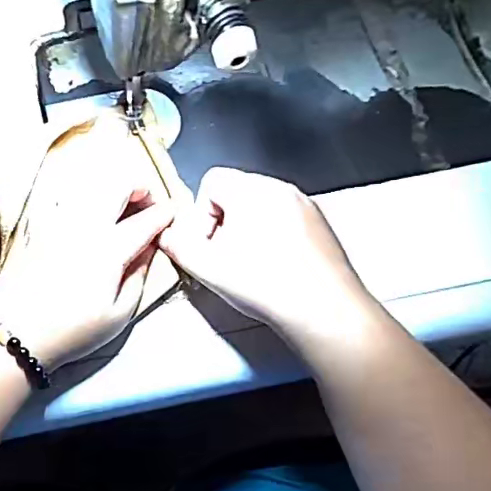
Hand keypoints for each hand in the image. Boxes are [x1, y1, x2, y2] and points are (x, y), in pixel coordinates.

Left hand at [0, 115, 175, 367]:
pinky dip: (84, 192)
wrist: (13, 331)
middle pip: (118, 182)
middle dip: (140, 187)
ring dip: (112, 186)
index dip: (164, 213)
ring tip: (119, 206)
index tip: (171, 215)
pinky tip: (87, 212)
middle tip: (147, 205)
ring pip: (91, 180)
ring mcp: (55, 218)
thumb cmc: (69, 332)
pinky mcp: (35, 221)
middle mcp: (82, 224)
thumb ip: (139, 274)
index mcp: (108, 249)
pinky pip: (65, 191)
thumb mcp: (118, 314)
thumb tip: (149, 248)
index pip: (146, 218)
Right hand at [158, 166, 379, 348]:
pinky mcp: (321, 225)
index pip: (212, 182)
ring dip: (249, 232)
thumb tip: (167, 236)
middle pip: (237, 194)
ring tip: (253, 268)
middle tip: (227, 259)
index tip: (209, 244)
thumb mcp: (207, 268)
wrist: (324, 309)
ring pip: (262, 208)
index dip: (201, 214)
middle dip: (225, 224)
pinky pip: (286, 221)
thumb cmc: (266, 285)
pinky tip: (277, 269)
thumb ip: (178, 246)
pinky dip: (275, 239)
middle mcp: (281, 189)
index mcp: (251, 190)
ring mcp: (306, 205)